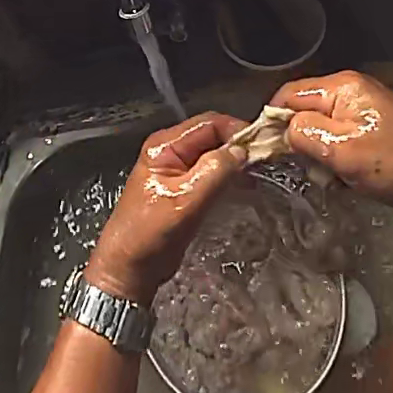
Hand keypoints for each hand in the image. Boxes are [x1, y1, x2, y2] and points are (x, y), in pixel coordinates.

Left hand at [87, 112, 248, 303]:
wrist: (128, 268)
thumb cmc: (149, 233)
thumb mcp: (184, 201)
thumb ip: (214, 172)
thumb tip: (241, 151)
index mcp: (165, 145)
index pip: (208, 124)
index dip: (236, 130)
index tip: (261, 144)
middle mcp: (171, 150)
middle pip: (212, 136)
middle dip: (238, 146)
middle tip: (263, 159)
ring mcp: (177, 168)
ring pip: (214, 154)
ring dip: (235, 162)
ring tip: (257, 174)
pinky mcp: (184, 186)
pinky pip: (211, 172)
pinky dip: (228, 176)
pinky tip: (243, 186)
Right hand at [275, 70, 392, 208]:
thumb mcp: (344, 151)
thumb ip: (304, 134)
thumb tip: (281, 129)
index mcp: (343, 87)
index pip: (288, 95)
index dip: (272, 121)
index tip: (266, 151)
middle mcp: (352, 91)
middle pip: (305, 111)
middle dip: (301, 142)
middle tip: (311, 170)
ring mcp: (368, 111)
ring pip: (323, 130)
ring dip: (321, 155)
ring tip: (335, 179)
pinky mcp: (379, 131)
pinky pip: (343, 141)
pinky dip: (340, 160)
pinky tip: (351, 180)